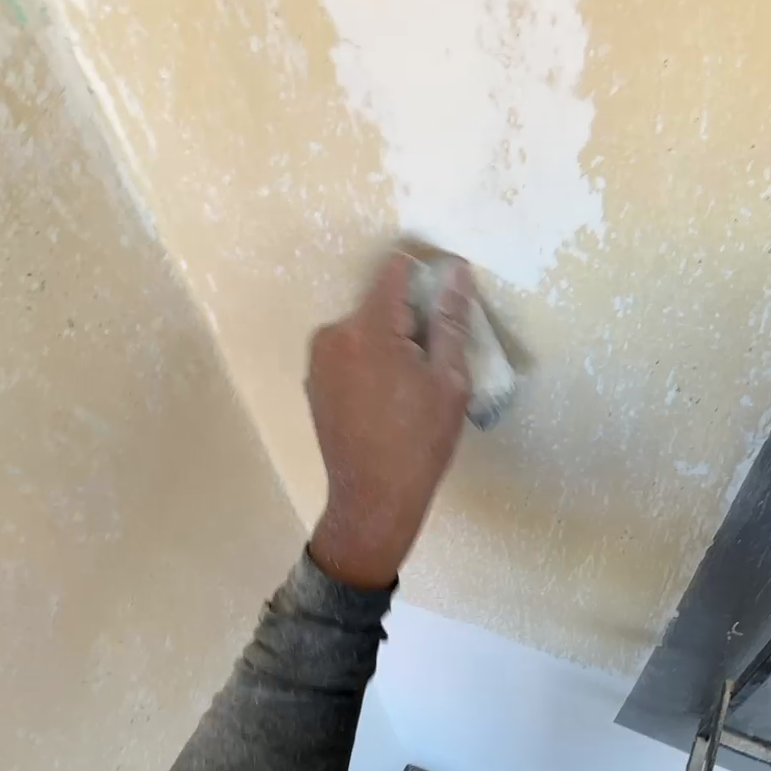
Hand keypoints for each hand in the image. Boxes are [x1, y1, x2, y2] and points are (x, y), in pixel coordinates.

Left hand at [306, 253, 473, 590]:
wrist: (374, 499)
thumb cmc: (421, 439)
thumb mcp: (449, 379)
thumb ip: (450, 320)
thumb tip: (456, 272)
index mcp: (368, 328)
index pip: (395, 272)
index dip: (424, 277)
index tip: (444, 304)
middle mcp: (333, 334)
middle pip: (380, 304)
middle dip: (409, 321)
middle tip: (433, 363)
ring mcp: (318, 360)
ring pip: (365, 330)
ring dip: (389, 343)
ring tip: (410, 388)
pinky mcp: (314, 382)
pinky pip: (349, 354)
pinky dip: (370, 363)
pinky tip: (387, 400)